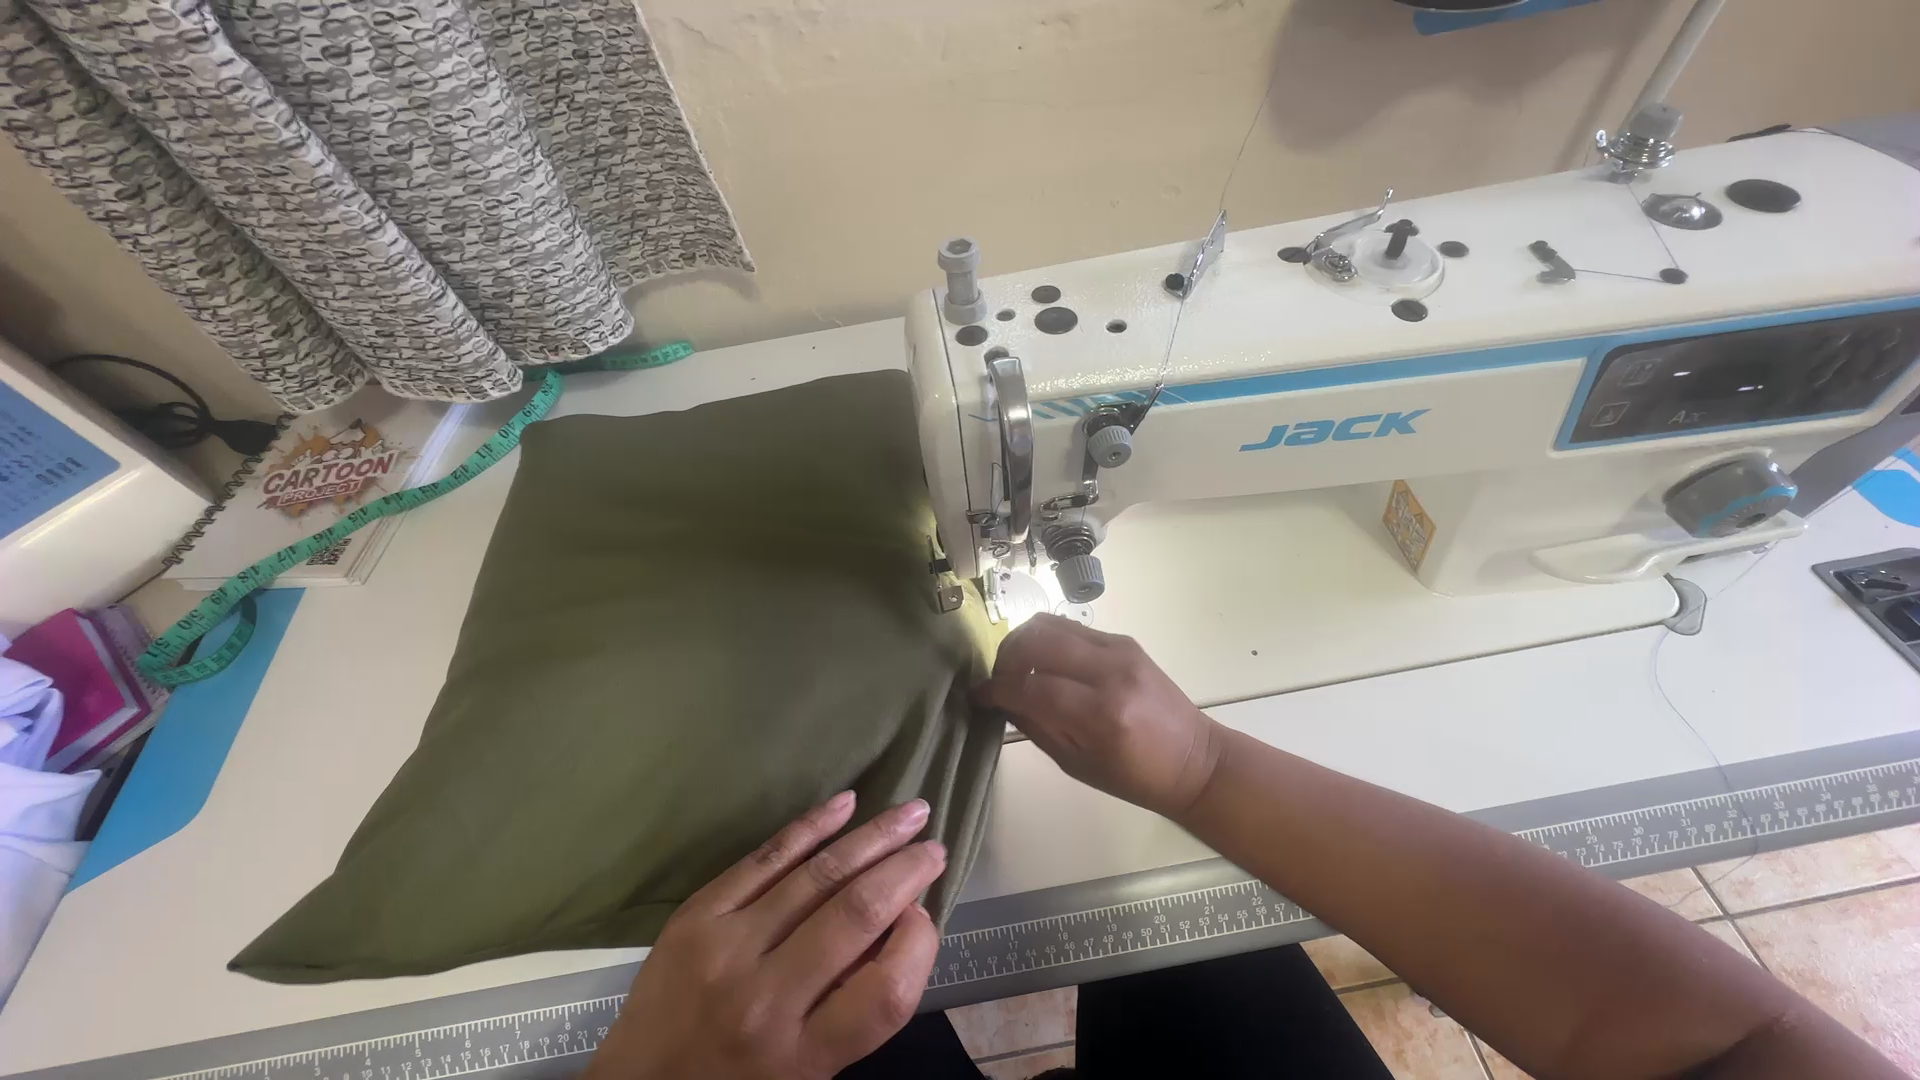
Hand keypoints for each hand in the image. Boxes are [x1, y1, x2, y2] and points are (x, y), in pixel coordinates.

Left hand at [585, 793, 946, 1079]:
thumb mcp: (808, 1072)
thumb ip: (856, 1006)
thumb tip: (902, 919)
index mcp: (801, 1056)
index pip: (885, 992)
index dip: (920, 945)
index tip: (928, 915)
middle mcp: (765, 998)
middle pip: (856, 915)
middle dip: (907, 871)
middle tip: (935, 847)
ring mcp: (726, 947)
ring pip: (817, 875)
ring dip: (874, 837)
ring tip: (912, 813)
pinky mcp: (697, 914)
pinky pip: (767, 856)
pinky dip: (813, 825)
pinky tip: (848, 805)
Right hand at [982, 613, 1224, 818]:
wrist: (1194, 759)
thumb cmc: (1135, 777)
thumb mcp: (1076, 764)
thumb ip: (1035, 726)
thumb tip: (1002, 700)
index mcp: (1099, 714)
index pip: (1029, 686)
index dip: (995, 689)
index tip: (978, 697)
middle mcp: (1109, 672)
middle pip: (1035, 641)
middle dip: (1005, 657)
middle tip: (998, 679)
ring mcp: (1119, 649)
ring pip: (1050, 624)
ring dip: (1023, 642)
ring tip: (1016, 667)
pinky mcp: (1124, 640)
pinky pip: (1072, 628)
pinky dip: (1048, 641)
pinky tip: (1045, 663)